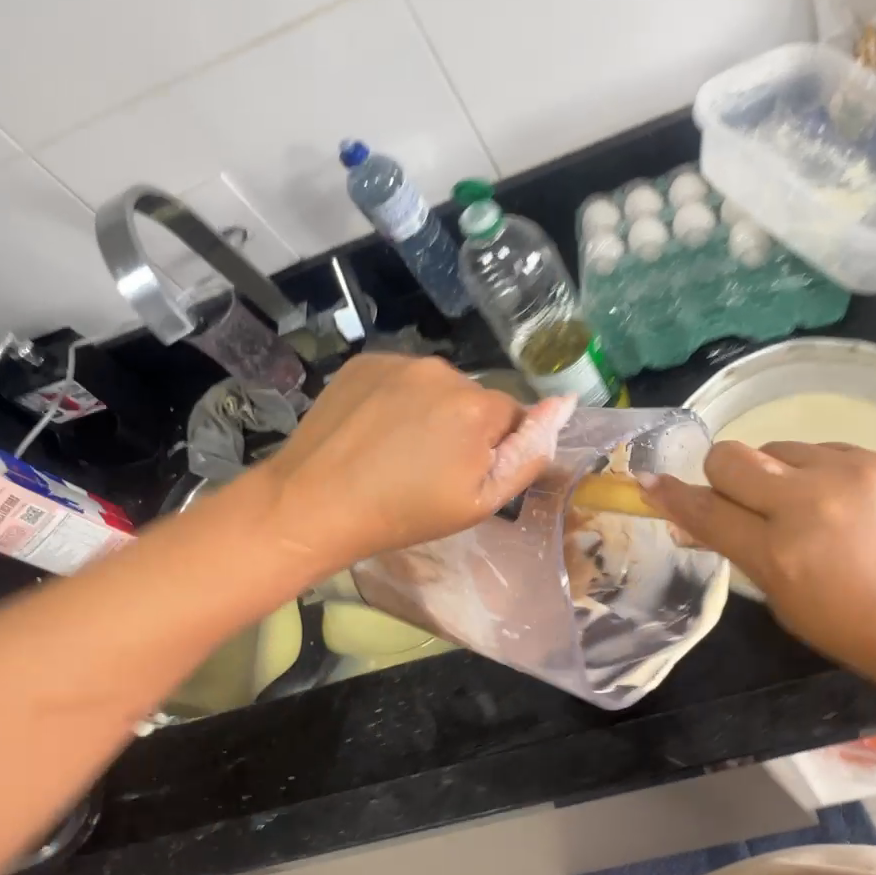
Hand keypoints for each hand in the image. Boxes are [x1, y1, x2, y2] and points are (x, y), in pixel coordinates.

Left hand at [256, 355, 572, 564]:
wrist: (313, 504)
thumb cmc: (404, 513)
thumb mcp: (480, 502)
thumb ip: (529, 455)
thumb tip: (562, 406)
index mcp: (478, 406)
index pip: (511, 416)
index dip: (493, 448)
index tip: (462, 474)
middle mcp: (444, 370)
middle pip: (473, 398)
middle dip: (463, 426)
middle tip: (428, 467)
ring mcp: (400, 362)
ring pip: (436, 386)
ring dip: (430, 410)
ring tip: (396, 449)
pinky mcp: (364, 361)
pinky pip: (400, 376)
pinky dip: (396, 398)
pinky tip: (374, 429)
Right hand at [641, 441, 875, 705]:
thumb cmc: (868, 635)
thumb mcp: (793, 608)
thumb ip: (745, 557)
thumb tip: (701, 525)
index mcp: (782, 554)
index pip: (706, 512)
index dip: (672, 497)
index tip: (650, 483)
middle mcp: (807, 502)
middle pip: (730, 458)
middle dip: (720, 477)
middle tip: (740, 503)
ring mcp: (845, 472)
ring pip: (773, 448)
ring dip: (771, 475)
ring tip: (801, 508)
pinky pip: (817, 450)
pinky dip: (812, 473)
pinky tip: (837, 503)